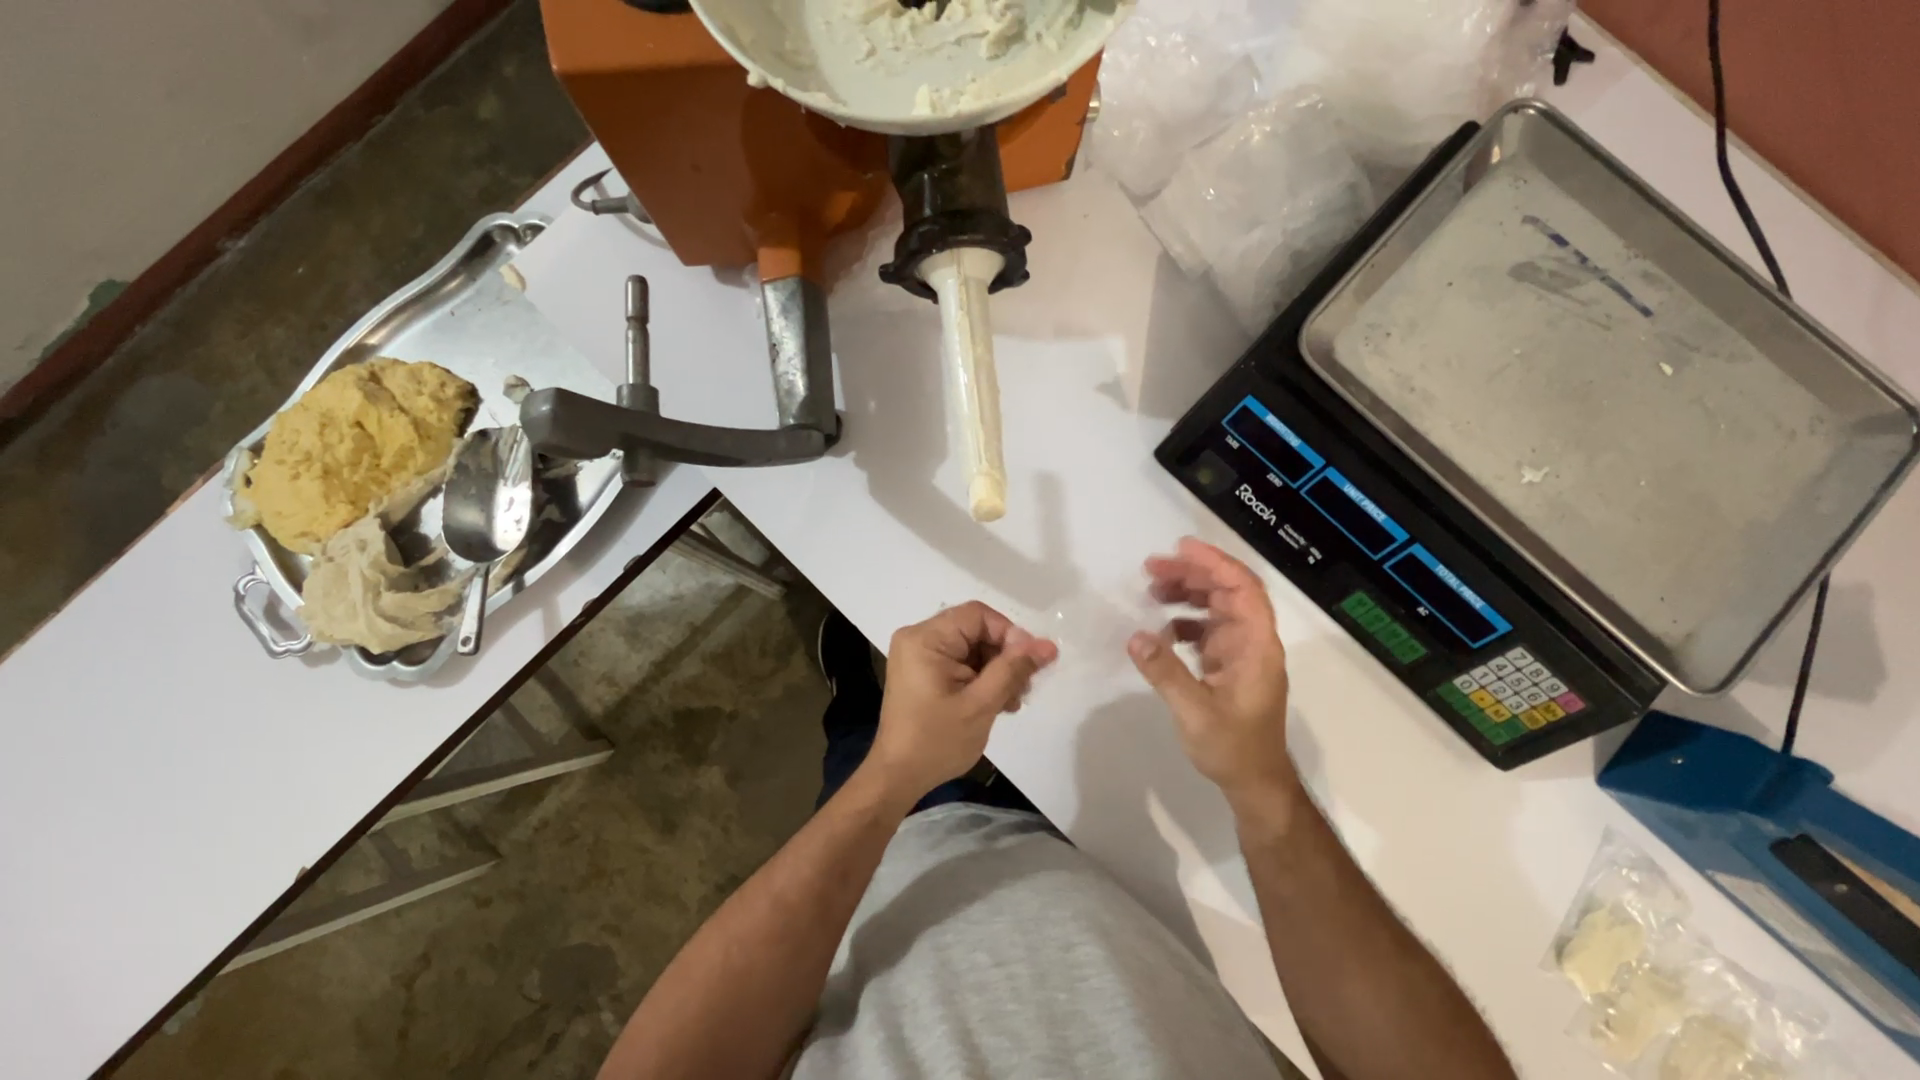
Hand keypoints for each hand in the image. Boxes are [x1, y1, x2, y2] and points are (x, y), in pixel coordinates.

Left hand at [869, 601, 1058, 799]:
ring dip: (997, 671)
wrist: (899, 776)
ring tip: (1012, 701)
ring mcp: (919, 656)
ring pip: (972, 648)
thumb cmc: (937, 741)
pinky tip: (998, 703)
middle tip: (1025, 688)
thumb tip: (1048, 645)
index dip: (1010, 635)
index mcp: (925, 639)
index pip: (978, 616)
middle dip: (1005, 657)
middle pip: (976, 630)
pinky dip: (982, 678)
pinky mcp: (924, 673)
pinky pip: (961, 662)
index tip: (1030, 665)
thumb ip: (1014, 669)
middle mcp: (919, 638)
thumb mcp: (981, 704)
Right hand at [1128, 538, 1295, 802]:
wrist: (1255, 782)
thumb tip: (1135, 636)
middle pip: (1228, 592)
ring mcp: (1242, 654)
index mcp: (1256, 646)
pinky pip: (1209, 630)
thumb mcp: (1194, 711)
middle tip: (1152, 568)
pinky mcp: (1230, 667)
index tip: (1181, 549)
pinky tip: (1161, 630)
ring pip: (1218, 608)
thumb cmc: (1232, 747)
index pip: (1242, 589)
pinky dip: (1185, 622)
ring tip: (1152, 588)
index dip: (1215, 563)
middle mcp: (1253, 642)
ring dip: (1188, 594)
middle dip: (1193, 573)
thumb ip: (1165, 671)